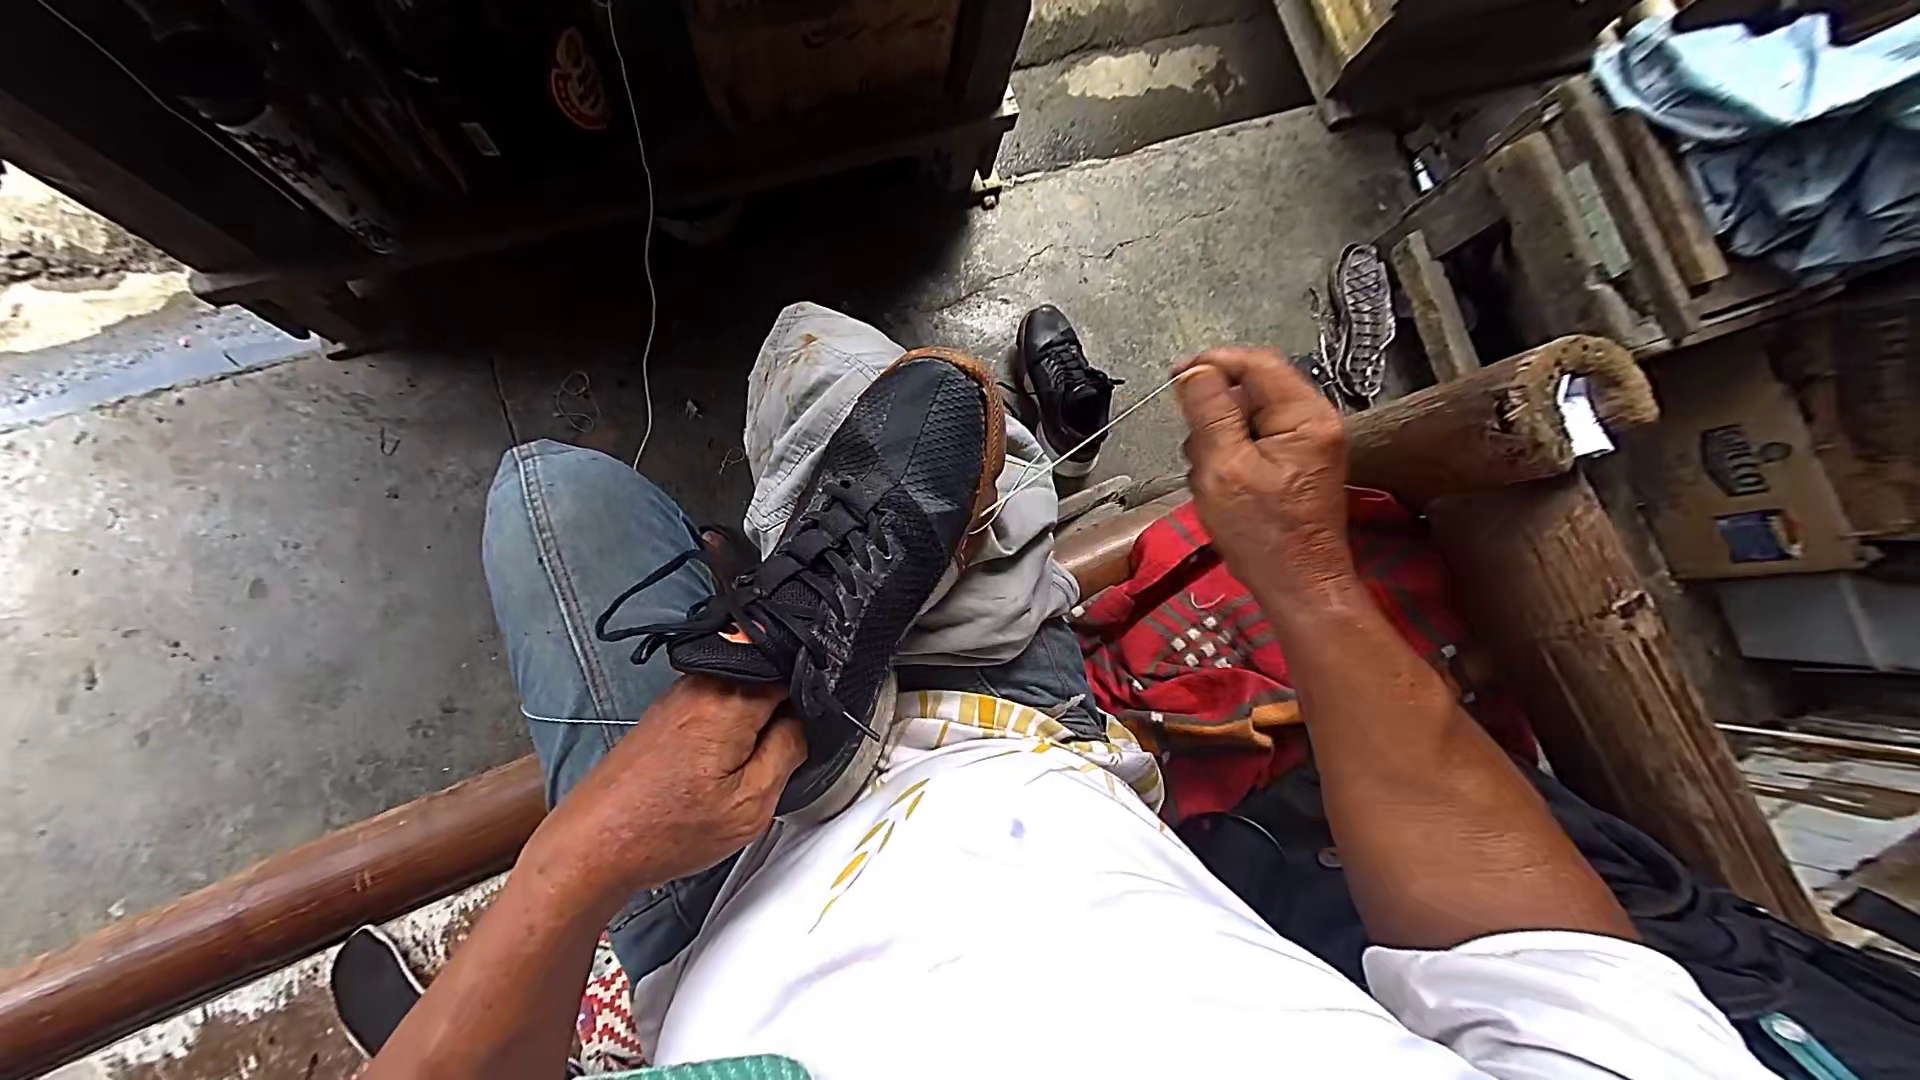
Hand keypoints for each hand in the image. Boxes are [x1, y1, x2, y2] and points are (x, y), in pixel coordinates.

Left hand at [521, 676, 804, 909]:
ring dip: (754, 719)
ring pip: (744, 689)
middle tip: (779, 753)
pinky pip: (718, 701)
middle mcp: (704, 684)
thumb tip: (807, 720)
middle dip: (783, 709)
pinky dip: (730, 725)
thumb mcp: (750, 804)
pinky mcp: (668, 709)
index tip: (810, 727)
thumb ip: (790, 749)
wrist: (590, 847)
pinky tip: (718, 764)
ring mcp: (681, 693)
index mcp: (731, 700)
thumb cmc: (661, 831)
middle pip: (768, 676)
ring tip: (742, 764)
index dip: (811, 697)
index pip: (795, 672)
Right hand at [1175, 346, 1353, 594]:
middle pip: (1249, 392)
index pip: (1257, 363)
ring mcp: (1301, 446)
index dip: (1213, 363)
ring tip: (1209, 477)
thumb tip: (1195, 372)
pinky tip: (1220, 488)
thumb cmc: (1263, 533)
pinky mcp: (1290, 466)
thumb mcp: (1224, 467)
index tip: (1176, 376)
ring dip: (1216, 441)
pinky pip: (1249, 444)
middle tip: (1196, 449)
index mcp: (1304, 417)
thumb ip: (1210, 413)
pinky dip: (1226, 459)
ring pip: (1244, 419)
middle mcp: (1310, 423)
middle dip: (1212, 415)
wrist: (1294, 583)